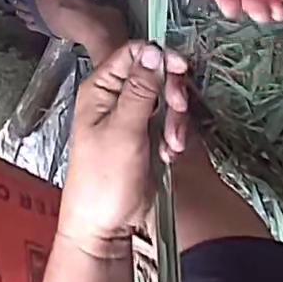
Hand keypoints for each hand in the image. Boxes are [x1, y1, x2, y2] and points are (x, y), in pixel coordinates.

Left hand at [57, 39, 190, 258]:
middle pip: (154, 73)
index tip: (181, 69)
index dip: (159, 56)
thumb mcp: (124, 130)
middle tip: (179, 108)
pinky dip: (172, 135)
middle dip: (171, 92)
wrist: (105, 230)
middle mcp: (115, 96)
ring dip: (174, 119)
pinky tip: (169, 154)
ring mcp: (131, 116)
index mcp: (101, 88)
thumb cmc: (105, 178)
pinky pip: (167, 121)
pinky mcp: (145, 136)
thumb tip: (153, 51)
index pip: (133, 53)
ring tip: (172, 145)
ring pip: (164, 98)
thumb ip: (141, 89)